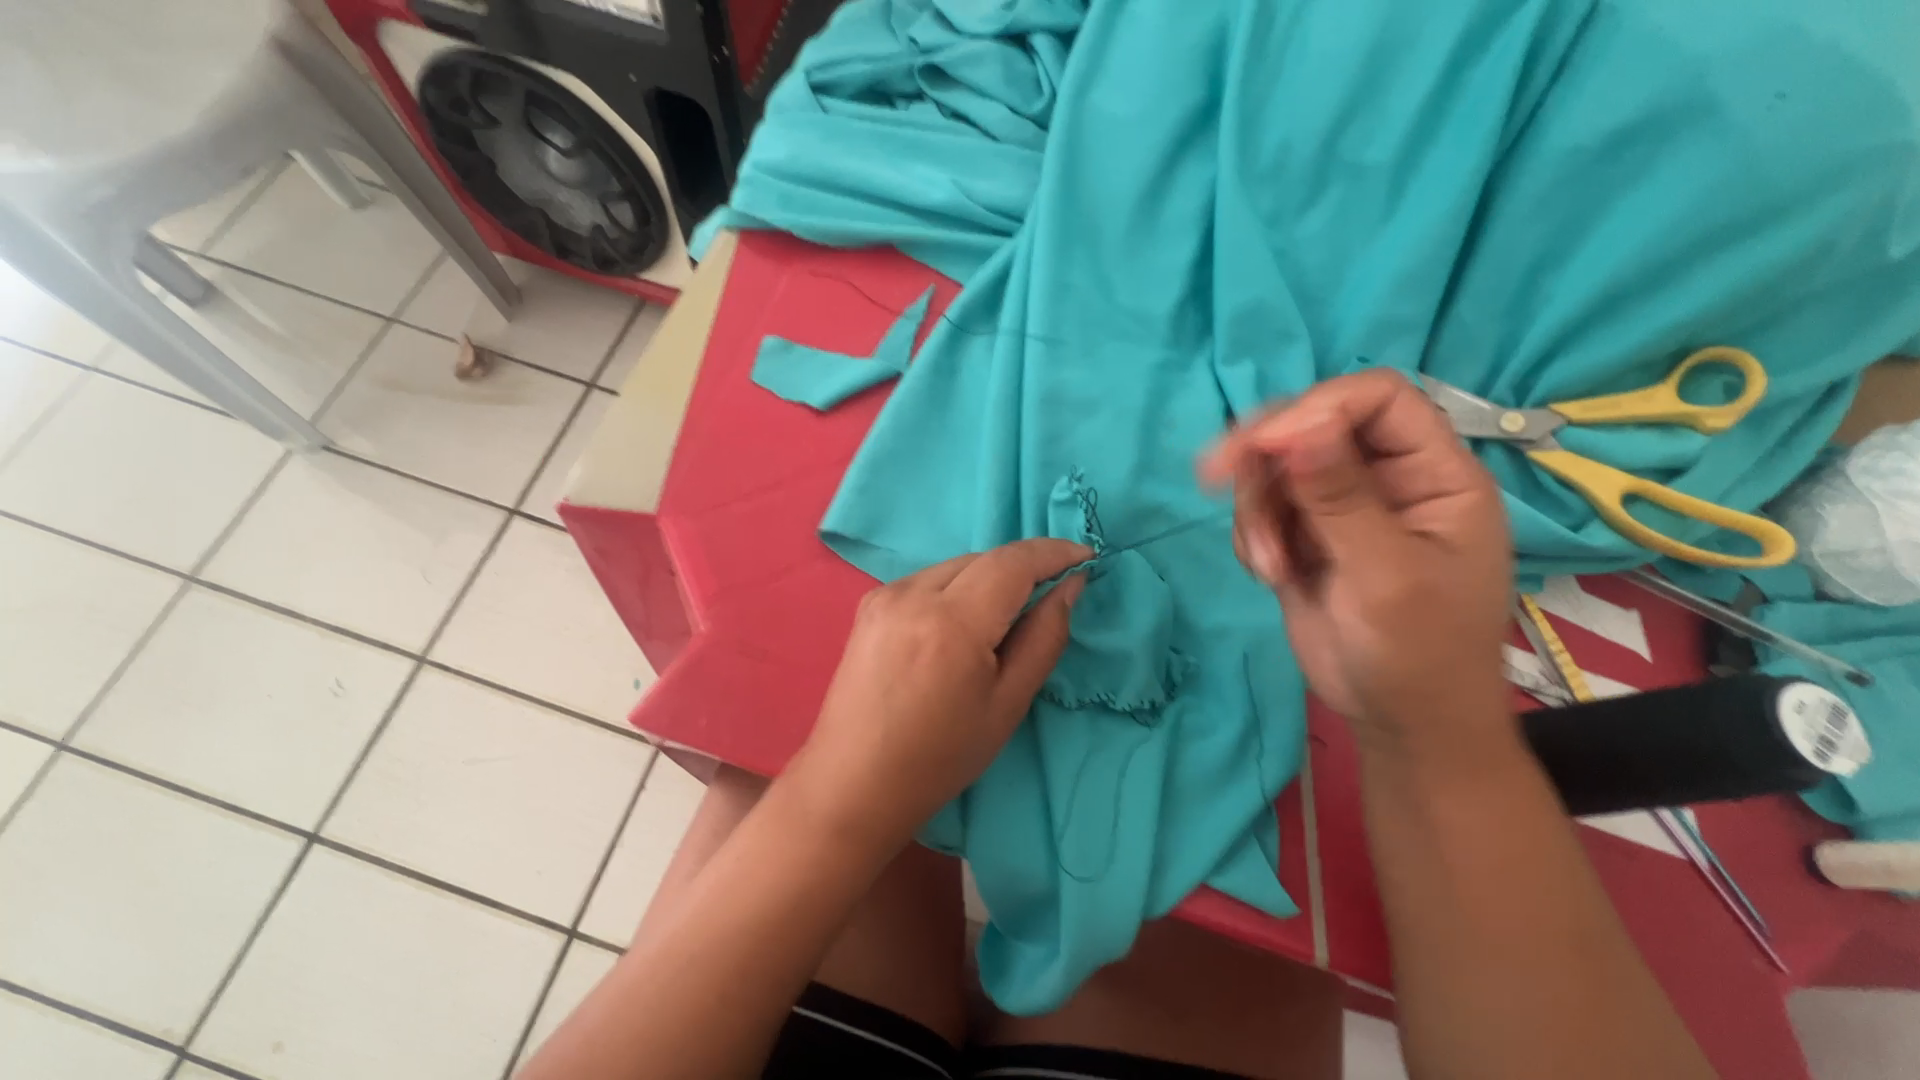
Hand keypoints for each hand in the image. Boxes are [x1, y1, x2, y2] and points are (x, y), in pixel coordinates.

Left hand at [791, 538, 1092, 845]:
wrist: (855, 782)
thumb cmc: (941, 756)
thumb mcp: (1008, 704)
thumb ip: (1044, 637)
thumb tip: (1070, 585)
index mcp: (951, 622)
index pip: (1012, 563)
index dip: (1053, 553)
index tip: (1085, 556)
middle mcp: (913, 594)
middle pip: (983, 559)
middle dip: (1023, 568)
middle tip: (1052, 595)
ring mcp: (884, 596)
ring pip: (955, 566)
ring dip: (988, 579)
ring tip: (1005, 619)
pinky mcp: (869, 605)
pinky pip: (927, 580)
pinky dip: (955, 590)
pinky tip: (960, 627)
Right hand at [1198, 370, 1514, 754]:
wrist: (1398, 723)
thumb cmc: (1417, 654)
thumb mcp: (1385, 576)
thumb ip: (1342, 498)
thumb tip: (1300, 423)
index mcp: (1434, 474)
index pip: (1378, 400)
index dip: (1318, 409)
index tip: (1264, 448)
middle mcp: (1388, 479)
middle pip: (1312, 426)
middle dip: (1264, 457)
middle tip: (1214, 479)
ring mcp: (1343, 508)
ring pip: (1275, 468)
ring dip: (1256, 510)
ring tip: (1269, 565)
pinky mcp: (1306, 537)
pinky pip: (1261, 508)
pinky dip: (1252, 535)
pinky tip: (1269, 574)